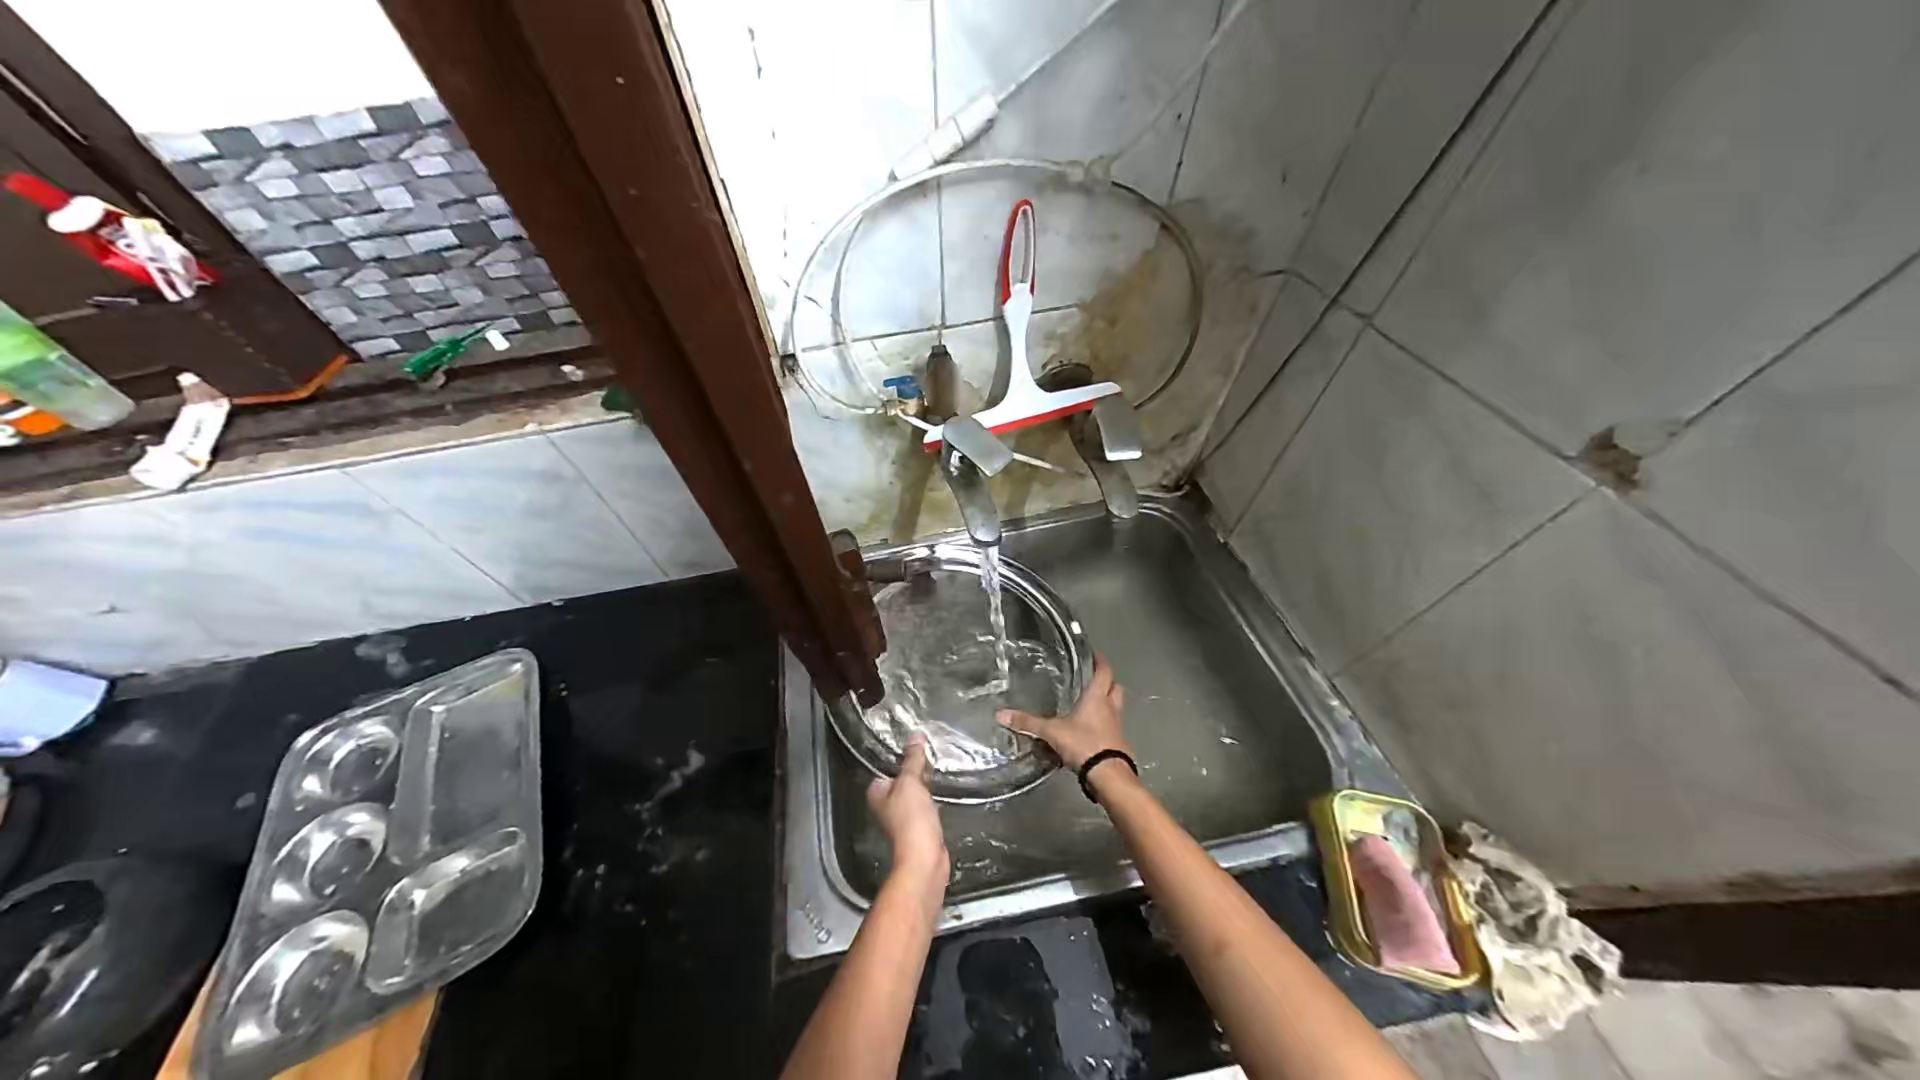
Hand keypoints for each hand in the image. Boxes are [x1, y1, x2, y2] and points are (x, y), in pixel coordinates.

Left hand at [867, 733, 948, 888]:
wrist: (925, 858)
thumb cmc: (911, 819)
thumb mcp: (911, 782)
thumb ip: (913, 759)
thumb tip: (915, 734)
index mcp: (877, 793)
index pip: (886, 767)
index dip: (901, 757)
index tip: (917, 746)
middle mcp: (885, 806)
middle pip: (901, 780)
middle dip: (915, 771)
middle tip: (930, 756)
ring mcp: (901, 818)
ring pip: (913, 794)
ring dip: (924, 786)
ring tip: (938, 771)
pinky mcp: (918, 828)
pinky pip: (924, 806)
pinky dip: (931, 800)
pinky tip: (941, 795)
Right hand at [997, 653, 1130, 770]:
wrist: (1108, 775)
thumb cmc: (1083, 744)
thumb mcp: (1051, 732)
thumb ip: (1028, 723)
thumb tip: (1001, 714)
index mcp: (1097, 698)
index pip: (1104, 672)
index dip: (1101, 662)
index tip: (1097, 655)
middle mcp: (1111, 708)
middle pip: (1116, 688)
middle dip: (1108, 682)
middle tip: (1096, 680)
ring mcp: (1117, 727)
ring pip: (1117, 708)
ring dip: (1109, 704)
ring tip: (1093, 705)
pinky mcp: (1119, 744)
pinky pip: (1114, 728)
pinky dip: (1106, 726)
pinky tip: (1093, 732)